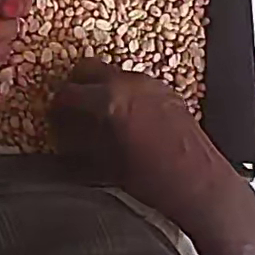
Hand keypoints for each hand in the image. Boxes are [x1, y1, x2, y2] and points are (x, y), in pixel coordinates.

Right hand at [50, 58, 254, 247]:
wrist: (201, 185)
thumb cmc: (153, 180)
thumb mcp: (107, 164)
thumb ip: (83, 143)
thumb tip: (68, 135)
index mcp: (111, 99)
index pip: (70, 92)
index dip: (57, 105)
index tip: (53, 116)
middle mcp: (131, 84)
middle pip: (90, 69)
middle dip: (76, 86)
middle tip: (69, 109)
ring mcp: (152, 85)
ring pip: (114, 75)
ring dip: (100, 90)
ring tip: (95, 118)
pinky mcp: (168, 93)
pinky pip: (136, 85)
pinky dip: (123, 95)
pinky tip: (123, 120)